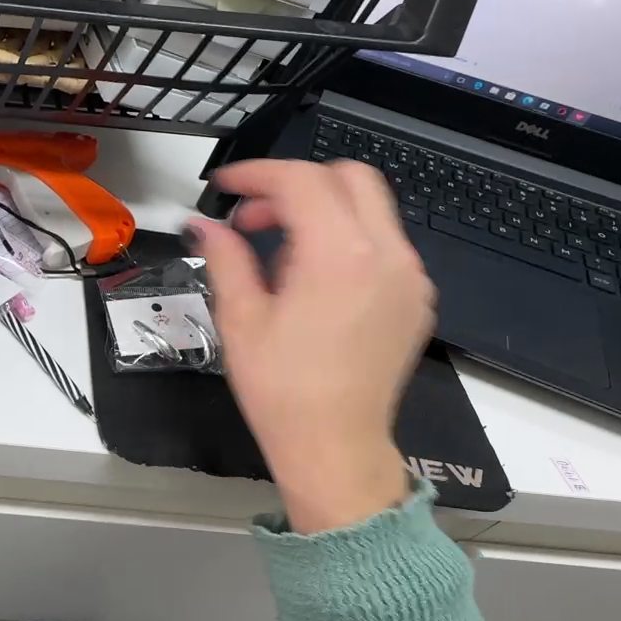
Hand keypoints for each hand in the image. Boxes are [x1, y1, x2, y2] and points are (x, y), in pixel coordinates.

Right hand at [185, 159, 435, 532]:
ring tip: (275, 256)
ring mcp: (409, 277)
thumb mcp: (239, 319)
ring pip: (369, 208)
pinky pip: (382, 244)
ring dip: (320, 211)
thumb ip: (225, 258)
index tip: (225, 186)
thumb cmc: (281, 390)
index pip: (301, 181)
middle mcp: (386, 256)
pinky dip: (344, 239)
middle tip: (250, 220)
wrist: (334, 445)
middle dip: (293, 185)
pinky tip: (310, 280)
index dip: (257, 174)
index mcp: (338, 257)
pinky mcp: (415, 298)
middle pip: (348, 177)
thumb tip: (205, 227)